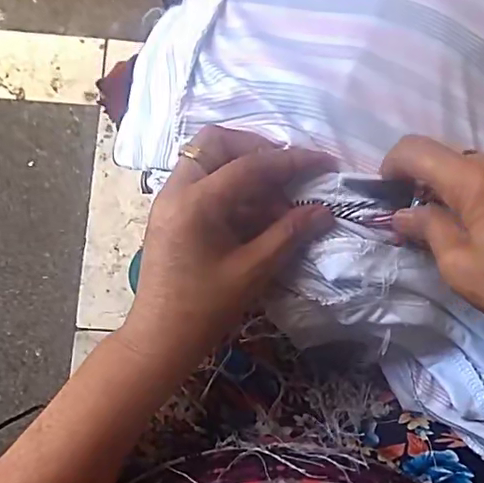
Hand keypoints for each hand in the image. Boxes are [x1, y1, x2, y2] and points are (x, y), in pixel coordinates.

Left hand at [118, 127, 334, 370]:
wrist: (160, 340)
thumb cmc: (205, 309)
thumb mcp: (253, 271)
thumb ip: (289, 234)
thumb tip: (323, 211)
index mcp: (195, 202)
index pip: (250, 164)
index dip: (292, 161)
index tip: (323, 161)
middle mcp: (176, 190)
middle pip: (217, 143)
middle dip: (258, 151)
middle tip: (289, 175)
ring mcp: (169, 201)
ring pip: (209, 161)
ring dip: (246, 173)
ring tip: (279, 208)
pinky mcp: (172, 215)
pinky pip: (203, 185)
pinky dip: (232, 191)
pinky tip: (258, 218)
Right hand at [382, 135, 483, 364]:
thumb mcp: (459, 265)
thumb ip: (428, 228)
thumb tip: (404, 214)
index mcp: (476, 177)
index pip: (416, 149)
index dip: (392, 165)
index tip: (386, 192)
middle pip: (451, 160)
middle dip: (429, 185)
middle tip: (425, 224)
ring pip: (481, 169)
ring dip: (462, 191)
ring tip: (466, 232)